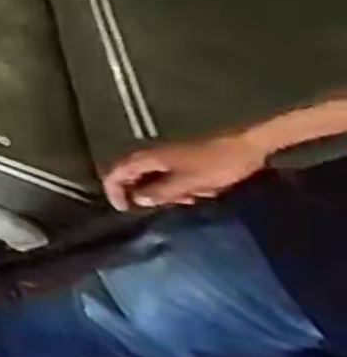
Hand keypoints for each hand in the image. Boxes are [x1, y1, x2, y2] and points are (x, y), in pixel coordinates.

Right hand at [101, 131, 267, 209]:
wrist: (243, 146)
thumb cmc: (214, 164)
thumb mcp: (188, 182)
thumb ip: (161, 192)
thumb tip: (138, 200)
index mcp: (142, 159)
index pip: (113, 175)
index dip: (113, 192)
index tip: (124, 210)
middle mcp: (145, 155)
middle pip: (129, 176)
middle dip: (140, 194)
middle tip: (158, 208)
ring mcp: (161, 156)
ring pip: (148, 177)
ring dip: (160, 191)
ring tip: (185, 201)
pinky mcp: (176, 159)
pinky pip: (164, 175)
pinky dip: (173, 186)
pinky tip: (194, 193)